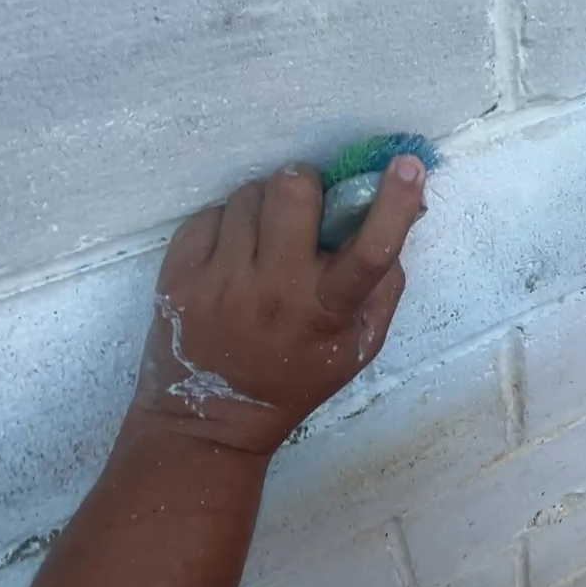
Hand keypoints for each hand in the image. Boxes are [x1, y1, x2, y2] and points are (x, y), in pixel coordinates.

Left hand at [126, 157, 427, 454]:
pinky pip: (210, 213)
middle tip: (307, 204)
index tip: (407, 165)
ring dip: (266, 204)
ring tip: (266, 235)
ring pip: (250, 194)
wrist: (206, 421)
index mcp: (327, 308)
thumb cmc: (298, 378)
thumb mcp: (360, 344)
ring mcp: (221, 281)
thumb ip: (385, 284)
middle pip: (293, 192)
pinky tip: (233, 251)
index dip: (394, 203)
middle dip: (307, 184)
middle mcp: (274, 289)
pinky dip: (228, 222)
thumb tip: (400, 217)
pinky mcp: (178, 276)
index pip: (371, 250)